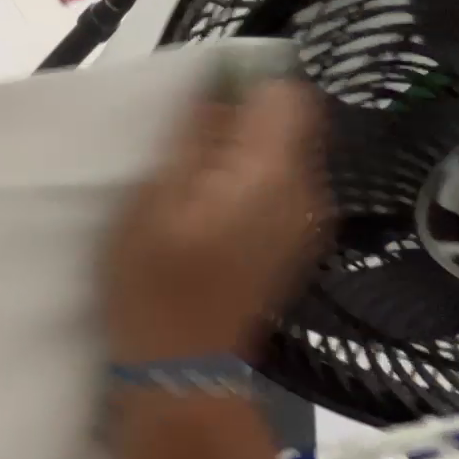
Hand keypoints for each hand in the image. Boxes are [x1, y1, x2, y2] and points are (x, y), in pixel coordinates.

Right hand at [105, 78, 330, 365]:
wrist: (181, 369)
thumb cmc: (151, 287)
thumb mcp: (150, 207)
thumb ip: (189, 142)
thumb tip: (215, 88)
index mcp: (272, 172)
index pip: (282, 92)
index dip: (239, 89)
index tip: (190, 115)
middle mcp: (308, 189)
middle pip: (285, 126)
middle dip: (236, 129)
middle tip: (177, 161)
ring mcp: (307, 222)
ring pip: (281, 161)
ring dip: (238, 163)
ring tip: (187, 197)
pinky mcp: (294, 248)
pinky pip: (278, 195)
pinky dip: (245, 193)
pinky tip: (208, 226)